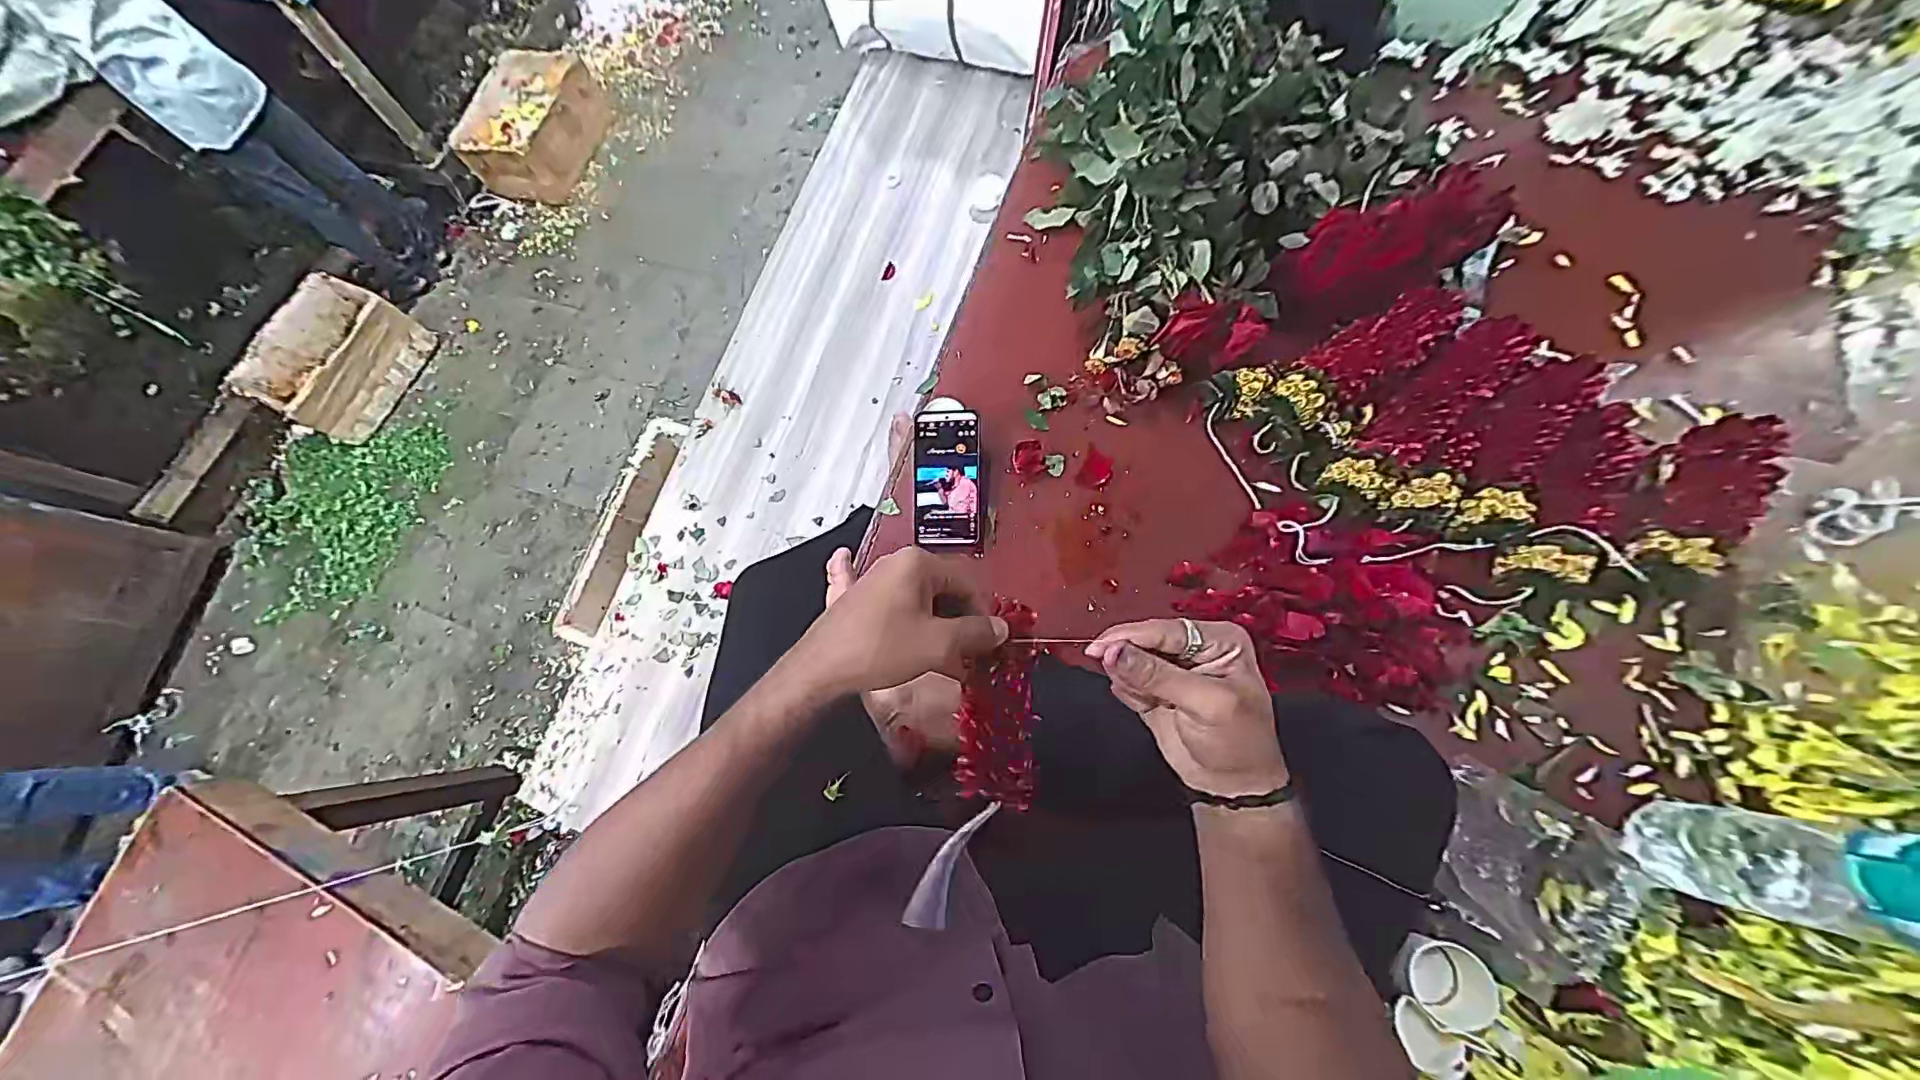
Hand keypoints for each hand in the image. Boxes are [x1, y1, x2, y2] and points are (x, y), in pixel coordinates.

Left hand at [789, 546, 1006, 696]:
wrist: (819, 670)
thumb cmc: (880, 650)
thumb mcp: (938, 644)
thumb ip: (975, 633)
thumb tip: (1000, 629)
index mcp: (917, 563)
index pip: (966, 583)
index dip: (981, 615)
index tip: (986, 643)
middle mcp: (894, 563)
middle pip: (942, 591)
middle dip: (958, 623)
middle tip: (966, 654)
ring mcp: (870, 579)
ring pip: (917, 600)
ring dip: (933, 624)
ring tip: (939, 654)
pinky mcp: (851, 598)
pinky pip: (880, 596)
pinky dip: (893, 604)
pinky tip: (858, 571)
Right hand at [1086, 620, 1289, 798]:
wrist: (1233, 785)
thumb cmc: (1239, 743)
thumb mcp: (1205, 704)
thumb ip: (1157, 675)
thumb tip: (1114, 652)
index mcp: (1219, 639)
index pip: (1165, 629)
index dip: (1130, 636)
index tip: (1101, 648)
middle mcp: (1195, 648)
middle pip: (1144, 640)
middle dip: (1129, 660)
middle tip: (1120, 677)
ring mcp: (1172, 667)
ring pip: (1130, 659)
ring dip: (1131, 680)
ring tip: (1151, 703)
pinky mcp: (1153, 686)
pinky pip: (1126, 679)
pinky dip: (1130, 693)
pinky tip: (1150, 708)